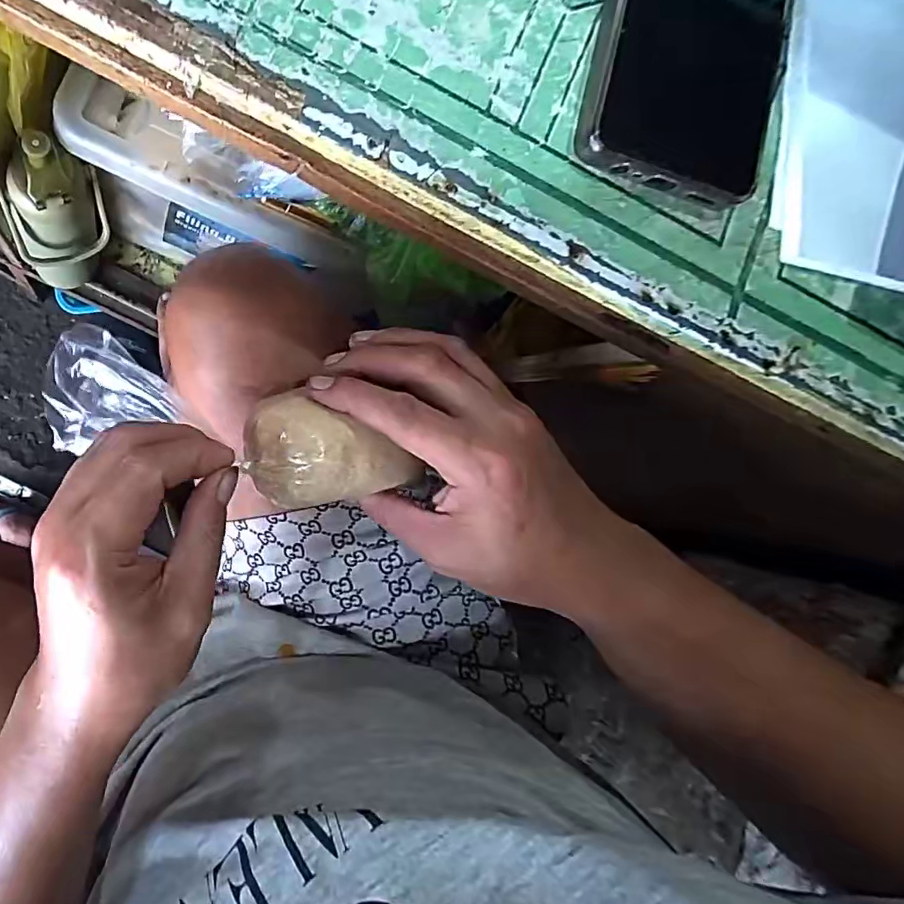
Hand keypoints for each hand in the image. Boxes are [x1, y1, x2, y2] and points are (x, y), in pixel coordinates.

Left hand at [26, 422, 237, 743]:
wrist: (77, 700)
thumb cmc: (136, 667)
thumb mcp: (187, 605)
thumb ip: (205, 532)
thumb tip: (224, 476)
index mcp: (90, 546)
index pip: (142, 465)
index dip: (192, 451)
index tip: (230, 461)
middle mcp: (60, 521)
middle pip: (120, 444)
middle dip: (176, 439)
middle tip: (217, 461)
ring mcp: (50, 518)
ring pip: (104, 448)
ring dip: (155, 446)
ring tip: (196, 469)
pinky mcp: (53, 521)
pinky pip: (95, 467)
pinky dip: (135, 461)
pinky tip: (164, 483)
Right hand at [306, 329, 628, 616]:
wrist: (587, 557)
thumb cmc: (514, 562)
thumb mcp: (442, 550)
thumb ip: (392, 512)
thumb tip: (353, 482)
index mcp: (475, 461)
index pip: (402, 413)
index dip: (353, 396)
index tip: (316, 388)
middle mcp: (496, 420)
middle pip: (425, 365)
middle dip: (371, 358)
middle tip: (330, 363)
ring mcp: (511, 406)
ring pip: (451, 351)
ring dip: (401, 340)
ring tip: (359, 344)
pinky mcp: (516, 405)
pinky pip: (469, 361)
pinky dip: (430, 347)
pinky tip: (404, 350)